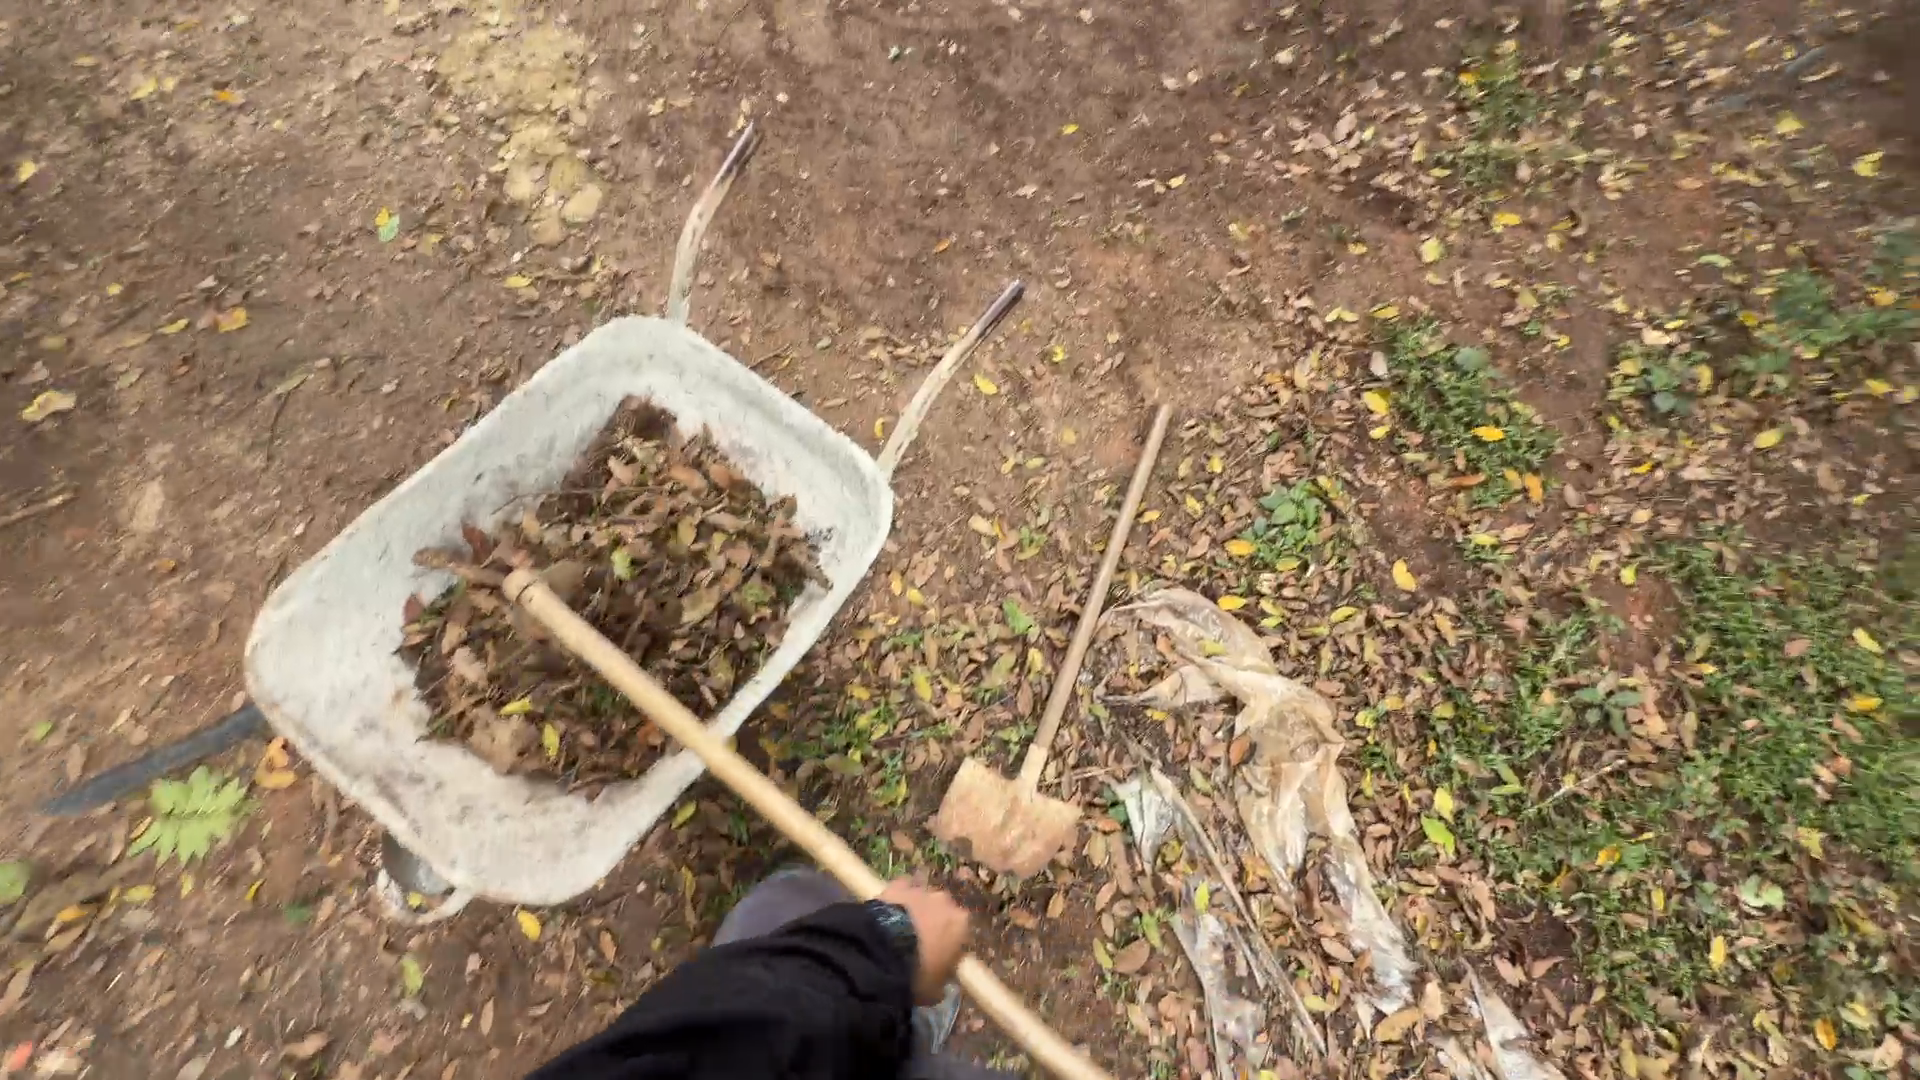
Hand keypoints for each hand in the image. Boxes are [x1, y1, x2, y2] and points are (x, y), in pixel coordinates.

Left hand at [878, 879, 970, 1004]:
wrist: (880, 953)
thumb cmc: (915, 974)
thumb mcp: (935, 990)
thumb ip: (943, 981)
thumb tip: (941, 981)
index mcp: (961, 924)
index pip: (962, 935)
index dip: (951, 947)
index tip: (940, 959)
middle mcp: (946, 901)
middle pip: (943, 912)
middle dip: (935, 924)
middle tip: (920, 943)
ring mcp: (921, 890)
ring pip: (924, 899)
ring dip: (917, 911)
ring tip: (902, 929)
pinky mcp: (898, 884)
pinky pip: (903, 889)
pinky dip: (899, 898)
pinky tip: (891, 912)